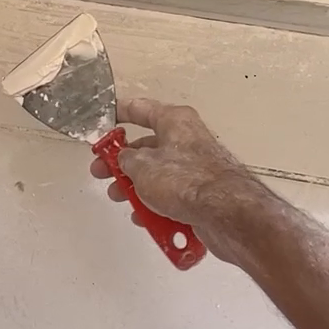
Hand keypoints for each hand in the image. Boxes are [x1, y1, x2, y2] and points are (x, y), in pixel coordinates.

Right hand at [91, 98, 270, 260]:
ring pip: (159, 176)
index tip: (105, 118)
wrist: (225, 215)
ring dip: (138, 190)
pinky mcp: (203, 196)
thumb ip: (125, 160)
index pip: (141, 109)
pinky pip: (173, 198)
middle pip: (147, 148)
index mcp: (174, 121)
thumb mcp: (140, 166)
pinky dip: (158, 208)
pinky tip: (147, 220)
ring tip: (123, 202)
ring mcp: (197, 169)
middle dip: (122, 164)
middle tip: (103, 174)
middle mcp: (187, 141)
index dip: (120, 112)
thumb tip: (124, 160)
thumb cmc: (185, 180)